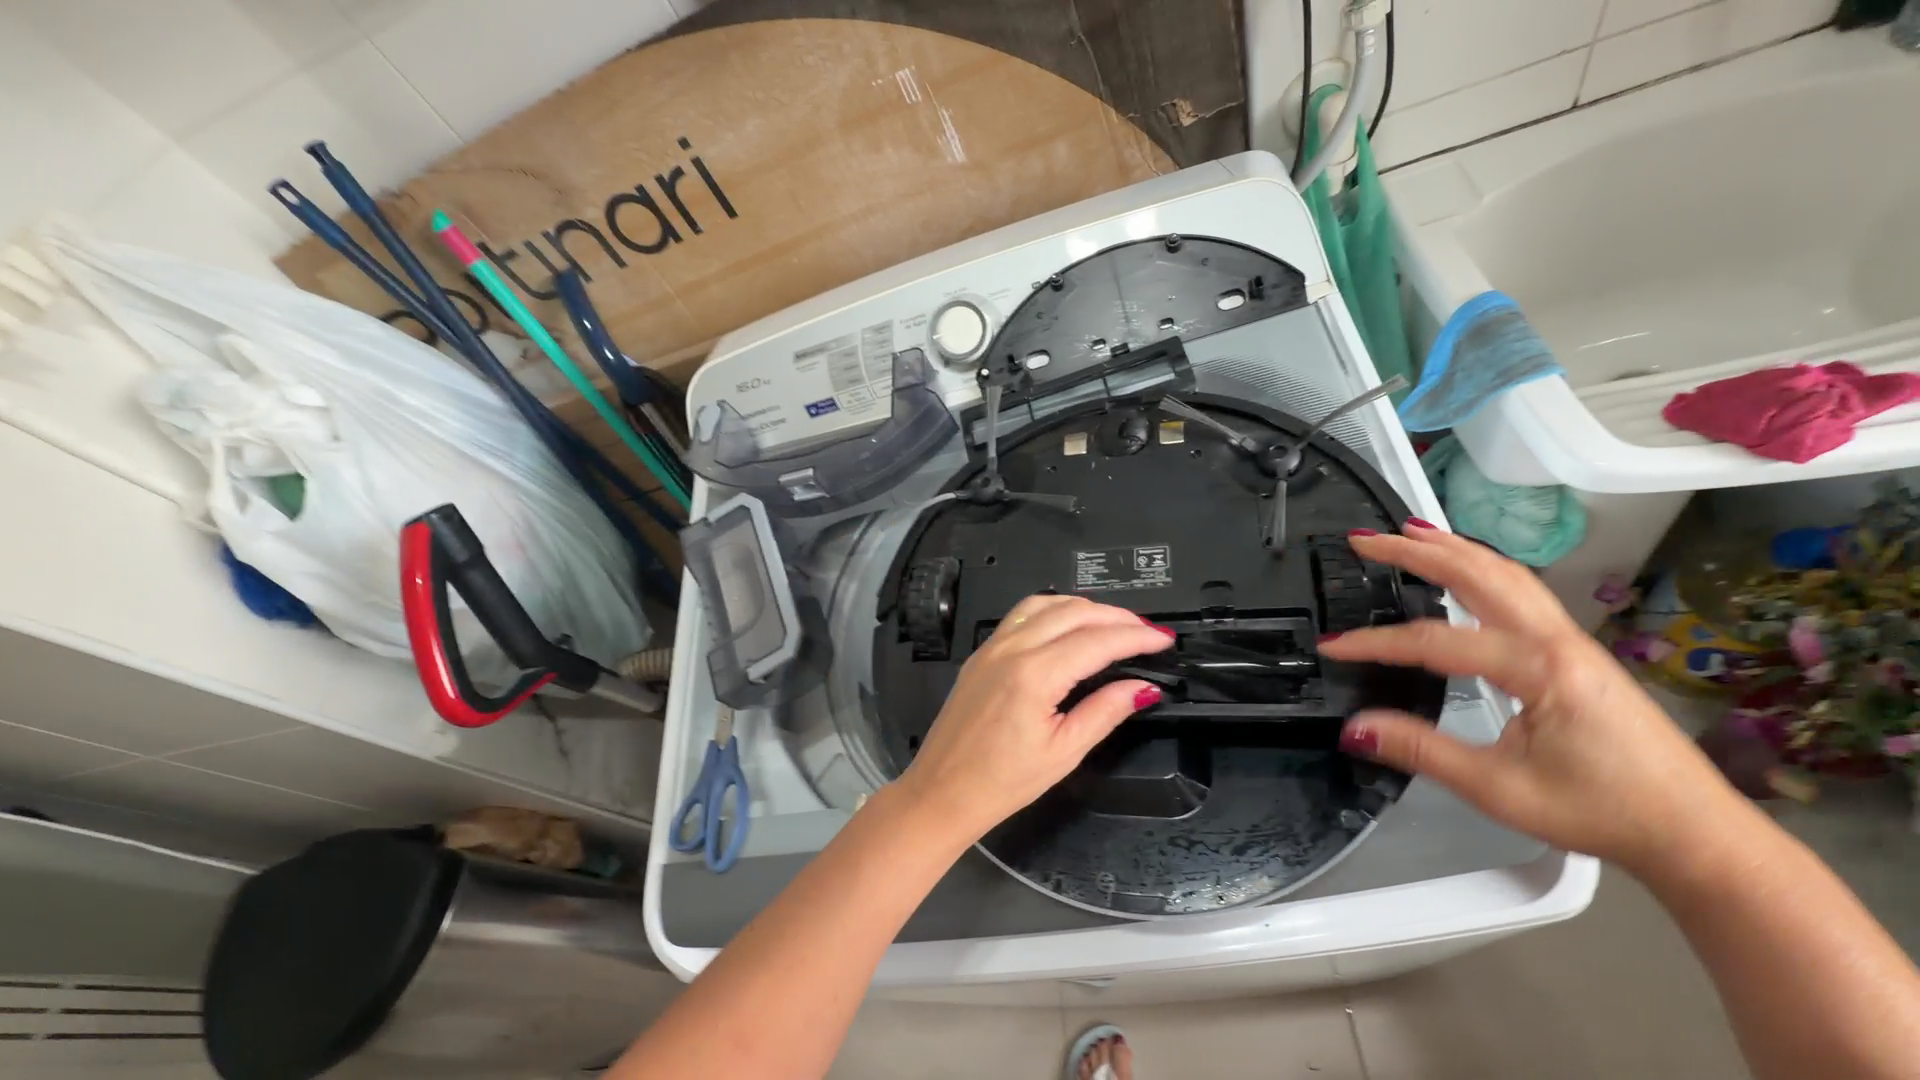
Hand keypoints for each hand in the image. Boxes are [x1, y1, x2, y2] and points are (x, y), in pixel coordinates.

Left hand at [895, 594, 1173, 840]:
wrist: (943, 791)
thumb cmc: (1001, 782)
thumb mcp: (1064, 752)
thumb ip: (1106, 711)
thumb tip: (1143, 688)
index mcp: (1033, 675)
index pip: (1097, 641)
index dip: (1136, 637)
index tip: (1163, 640)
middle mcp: (1010, 650)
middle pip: (1074, 612)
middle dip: (1117, 617)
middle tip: (1147, 633)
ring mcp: (991, 647)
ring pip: (1046, 605)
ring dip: (1085, 608)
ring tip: (1115, 625)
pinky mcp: (981, 654)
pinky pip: (1021, 615)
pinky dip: (1053, 611)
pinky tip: (1070, 625)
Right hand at [1317, 523, 1745, 874]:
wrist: (1690, 829)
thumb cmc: (1601, 810)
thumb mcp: (1499, 788)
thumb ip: (1421, 751)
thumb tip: (1356, 728)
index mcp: (1539, 667)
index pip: (1436, 640)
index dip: (1377, 643)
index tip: (1333, 647)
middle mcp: (1556, 640)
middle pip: (1478, 573)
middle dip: (1416, 550)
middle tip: (1364, 540)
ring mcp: (1571, 641)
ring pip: (1505, 573)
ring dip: (1452, 548)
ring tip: (1409, 533)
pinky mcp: (1577, 652)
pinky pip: (1522, 590)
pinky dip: (1481, 567)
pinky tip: (1466, 572)